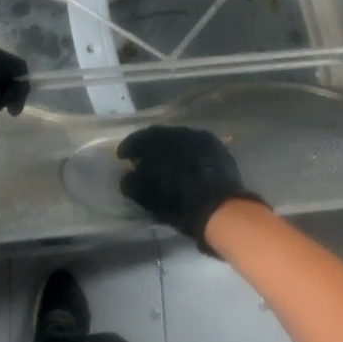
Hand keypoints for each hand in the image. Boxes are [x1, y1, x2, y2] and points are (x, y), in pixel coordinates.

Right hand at [117, 125, 264, 253]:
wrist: (220, 208)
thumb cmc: (177, 201)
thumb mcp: (146, 196)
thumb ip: (132, 183)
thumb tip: (128, 177)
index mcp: (158, 141)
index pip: (138, 139)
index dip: (128, 147)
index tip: (122, 157)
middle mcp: (180, 133)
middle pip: (160, 137)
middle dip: (150, 147)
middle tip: (144, 158)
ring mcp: (202, 139)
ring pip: (181, 141)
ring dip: (172, 149)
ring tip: (167, 163)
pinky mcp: (219, 149)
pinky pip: (198, 148)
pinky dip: (189, 155)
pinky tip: (188, 166)